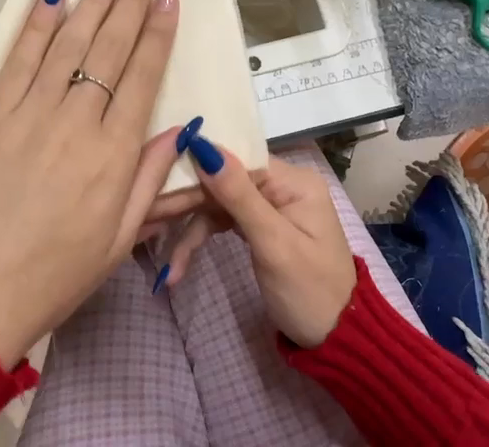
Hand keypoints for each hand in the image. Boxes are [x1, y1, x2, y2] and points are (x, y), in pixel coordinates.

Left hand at [0, 0, 186, 366]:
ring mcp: (29, 113)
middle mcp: (77, 122)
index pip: (144, 73)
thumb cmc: (55, 274)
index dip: (159, 27)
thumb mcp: (120, 238)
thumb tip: (178, 128)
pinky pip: (18, 58)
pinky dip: (37, 21)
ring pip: (69, 41)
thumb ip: (149, 178)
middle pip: (111, 45)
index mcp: (114, 154)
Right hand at [165, 137, 357, 347]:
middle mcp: (282, 185)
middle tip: (149, 222)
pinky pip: (223, 221)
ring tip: (165, 261)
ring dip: (189, 228)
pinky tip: (178, 266)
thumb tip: (205, 147)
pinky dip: (201, 239)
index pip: (236, 161)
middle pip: (224, 180)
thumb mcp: (274, 245)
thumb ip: (239, 196)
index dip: (198, 169)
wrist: (338, 341)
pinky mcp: (260, 226)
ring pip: (218, 203)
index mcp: (293, 180)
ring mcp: (271, 206)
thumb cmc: (310, 292)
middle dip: (187, 203)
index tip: (159, 182)